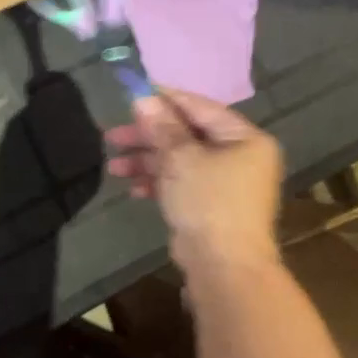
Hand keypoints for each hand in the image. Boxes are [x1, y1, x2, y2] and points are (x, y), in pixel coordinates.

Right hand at [105, 90, 283, 271]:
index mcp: (244, 138)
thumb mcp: (180, 157)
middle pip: (186, 134)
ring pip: (179, 159)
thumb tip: (143, 98)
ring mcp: (226, 182)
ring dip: (146, 160)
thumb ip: (162, 126)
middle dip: (147, 136)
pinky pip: (181, 182)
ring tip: (114, 166)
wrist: (223, 264)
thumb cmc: (208, 201)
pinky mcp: (211, 204)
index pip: (200, 107)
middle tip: (113, 136)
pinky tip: (134, 188)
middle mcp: (240, 156)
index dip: (164, 99)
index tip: (132, 92)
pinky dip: (158, 181)